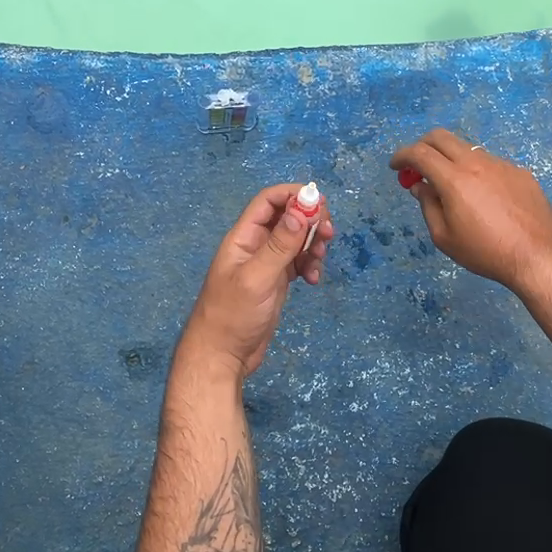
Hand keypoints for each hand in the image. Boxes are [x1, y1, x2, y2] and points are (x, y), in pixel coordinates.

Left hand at [178, 183, 334, 378]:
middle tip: (329, 233)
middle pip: (286, 217)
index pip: (269, 201)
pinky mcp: (275, 282)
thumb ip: (280, 245)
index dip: (293, 195)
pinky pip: (297, 262)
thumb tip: (302, 211)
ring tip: (320, 259)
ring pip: (296, 240)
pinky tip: (313, 280)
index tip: (320, 203)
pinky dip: (309, 266)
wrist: (222, 356)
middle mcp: (255, 245)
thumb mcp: (257, 278)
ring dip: (313, 244)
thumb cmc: (233, 315)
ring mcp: (266, 264)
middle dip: (310, 220)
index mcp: (244, 237)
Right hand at [390, 129, 551, 291]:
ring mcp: (501, 165)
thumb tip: (420, 186)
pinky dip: (477, 173)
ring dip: (451, 160)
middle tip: (417, 166)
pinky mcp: (520, 173)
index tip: (396, 167)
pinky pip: (491, 165)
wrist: (537, 257)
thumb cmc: (485, 252)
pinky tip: (486, 200)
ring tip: (454, 189)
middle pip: (441, 137)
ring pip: (467, 150)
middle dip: (422, 146)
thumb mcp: (444, 237)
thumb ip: (428, 205)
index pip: (419, 153)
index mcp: (454, 179)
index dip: (402, 156)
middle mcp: (477, 163)